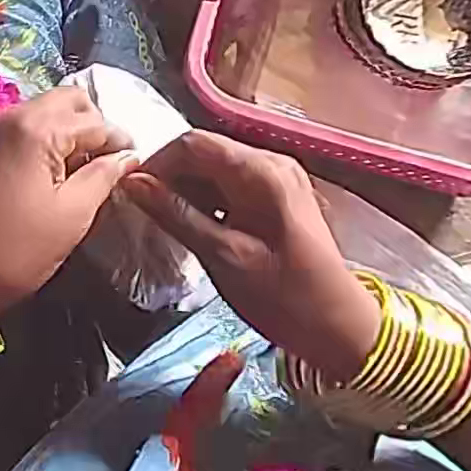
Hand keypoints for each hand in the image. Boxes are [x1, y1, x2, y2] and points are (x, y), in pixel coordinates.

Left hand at [0, 87, 138, 316]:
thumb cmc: (17, 248)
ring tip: (80, 167)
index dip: (119, 141)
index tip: (134, 161)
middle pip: (67, 100)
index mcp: (36, 129)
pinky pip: (22, 125)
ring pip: (43, 109)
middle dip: (93, 124)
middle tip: (105, 160)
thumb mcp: (72, 215)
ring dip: (67, 129)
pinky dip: (43, 137)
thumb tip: (126, 157)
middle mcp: (11, 115)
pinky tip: (52, 169)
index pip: (93, 121)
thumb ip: (103, 177)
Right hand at [119, 131, 381, 376]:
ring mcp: (277, 177)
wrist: (340, 327)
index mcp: (261, 171)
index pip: (192, 143)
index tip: (130, 193)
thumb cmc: (282, 296)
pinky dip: (206, 198)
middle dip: (169, 176)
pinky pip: (230, 183)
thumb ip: (175, 214)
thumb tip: (132, 183)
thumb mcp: (222, 256)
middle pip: (204, 151)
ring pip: (214, 167)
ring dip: (185, 188)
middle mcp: (271, 162)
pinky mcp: (277, 194)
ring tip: (164, 220)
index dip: (156, 163)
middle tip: (144, 210)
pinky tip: (193, 223)